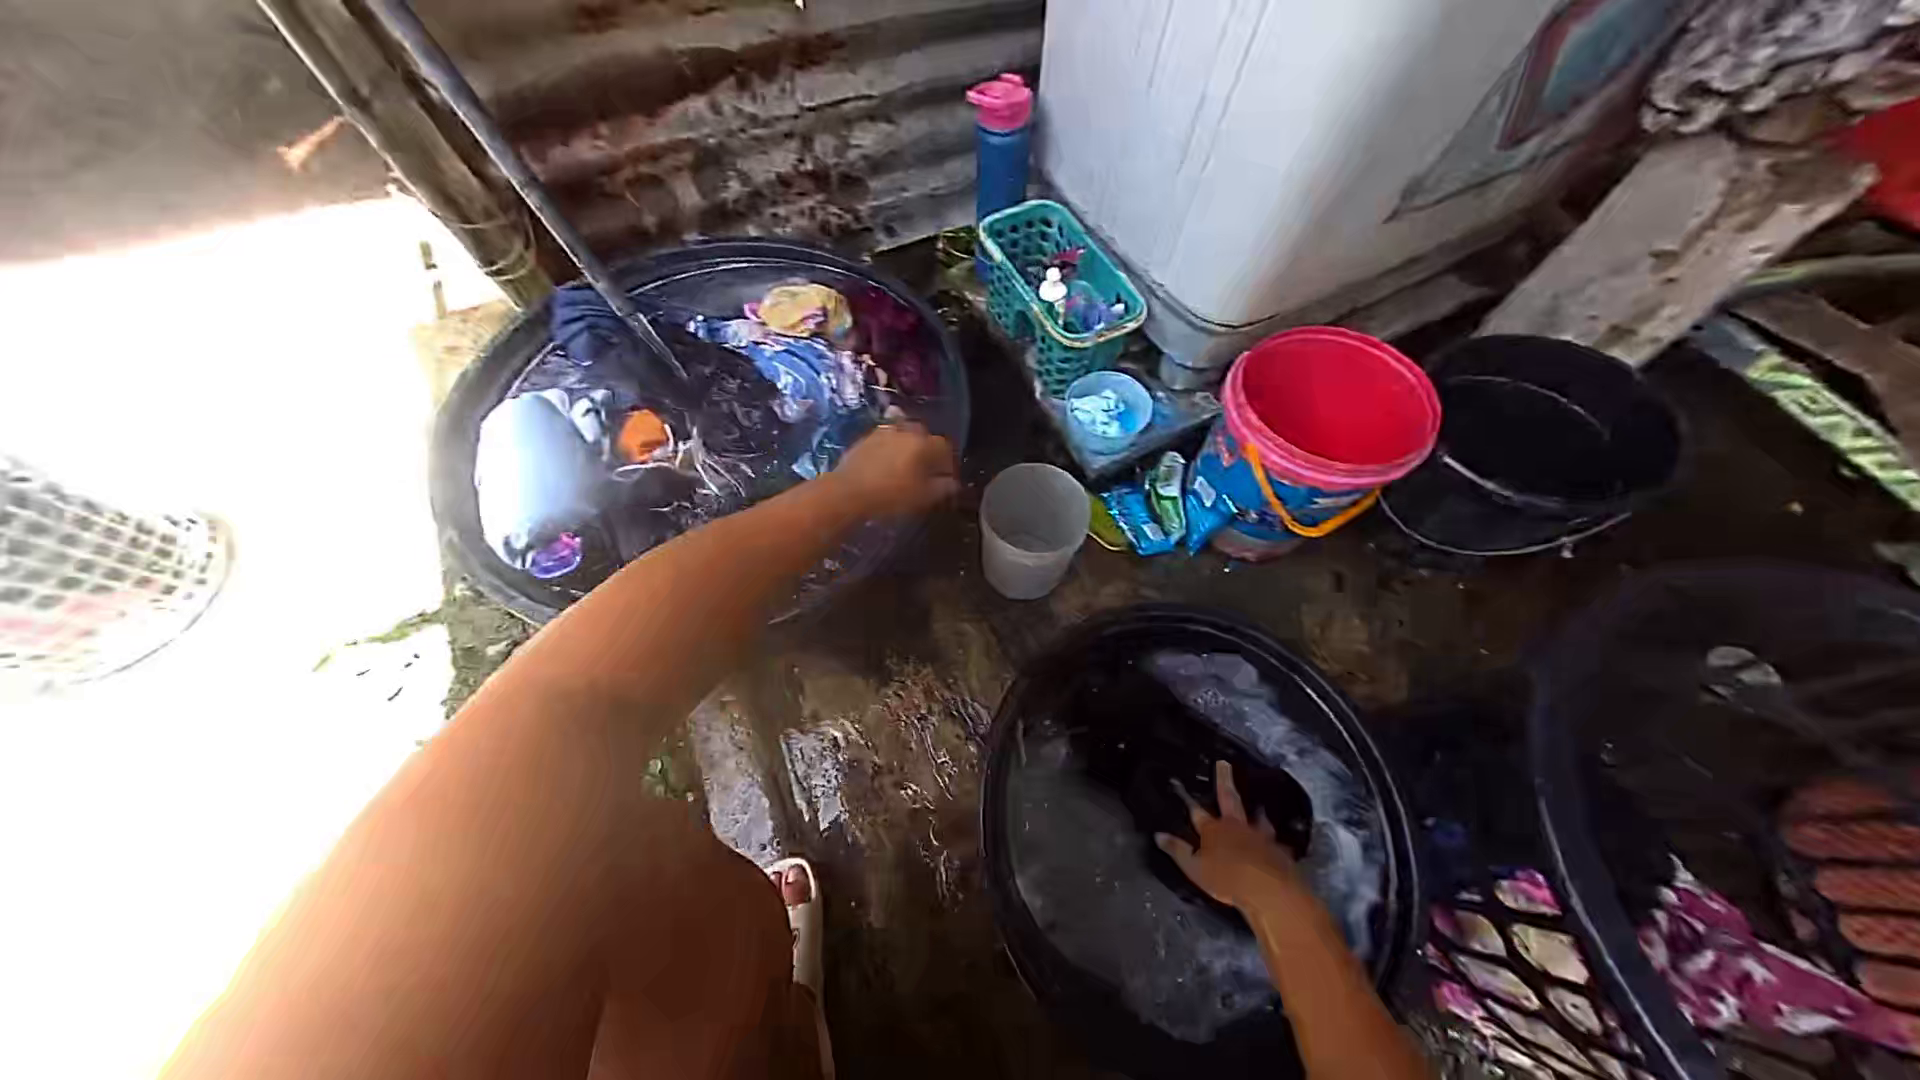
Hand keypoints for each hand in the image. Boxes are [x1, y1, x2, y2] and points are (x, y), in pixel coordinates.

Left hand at [829, 423, 959, 519]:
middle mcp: (907, 431)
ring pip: (905, 436)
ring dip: (909, 449)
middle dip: (929, 453)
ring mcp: (884, 431)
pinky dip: (891, 450)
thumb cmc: (891, 496)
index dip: (948, 465)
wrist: (848, 492)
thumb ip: (942, 488)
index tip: (946, 480)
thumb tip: (952, 483)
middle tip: (927, 472)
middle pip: (925, 438)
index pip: (946, 449)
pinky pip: (887, 440)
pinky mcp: (866, 438)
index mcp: (925, 443)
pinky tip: (887, 465)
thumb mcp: (923, 497)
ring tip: (906, 468)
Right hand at [1156, 760, 1308, 911]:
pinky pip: (1275, 842)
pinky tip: (1277, 844)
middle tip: (1224, 763)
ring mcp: (1260, 837)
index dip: (1189, 800)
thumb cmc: (1227, 880)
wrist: (1270, 891)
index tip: (1180, 783)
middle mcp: (1236, 827)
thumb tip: (1158, 834)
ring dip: (1256, 812)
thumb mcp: (1194, 868)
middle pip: (1229, 798)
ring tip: (1258, 807)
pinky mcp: (1279, 852)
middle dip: (1224, 779)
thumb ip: (1177, 850)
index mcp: (1213, 830)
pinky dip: (1274, 841)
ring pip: (1257, 819)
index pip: (1197, 811)